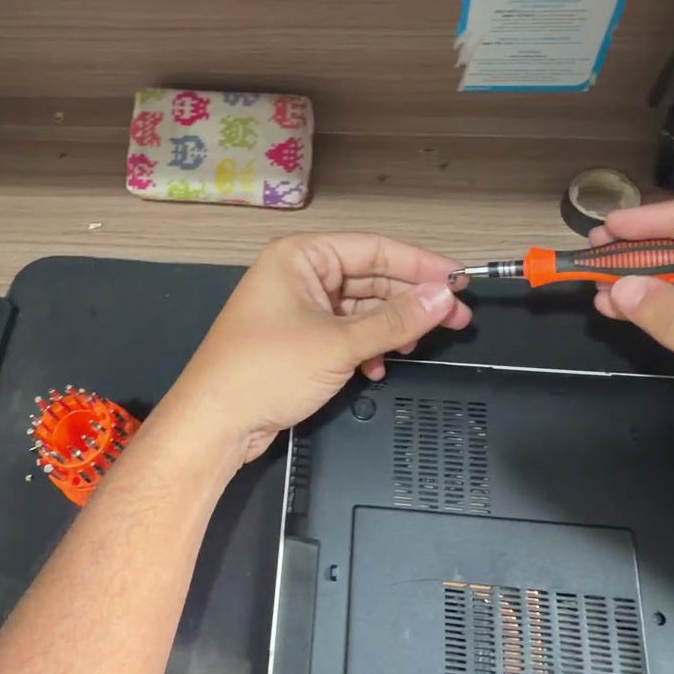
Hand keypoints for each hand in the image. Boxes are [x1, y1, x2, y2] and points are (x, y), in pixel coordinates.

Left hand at [156, 233, 472, 465]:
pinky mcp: (298, 341)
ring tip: (420, 346)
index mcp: (300, 257)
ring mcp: (297, 309)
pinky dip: (366, 349)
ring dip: (390, 328)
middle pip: (370, 278)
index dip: (420, 264)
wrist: (214, 425)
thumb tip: (443, 297)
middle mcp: (299, 276)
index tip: (459, 280)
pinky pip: (344, 334)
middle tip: (457, 317)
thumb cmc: (265, 372)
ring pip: (359, 309)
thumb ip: (394, 320)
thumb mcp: (338, 344)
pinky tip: (379, 368)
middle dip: (411, 300)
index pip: (373, 249)